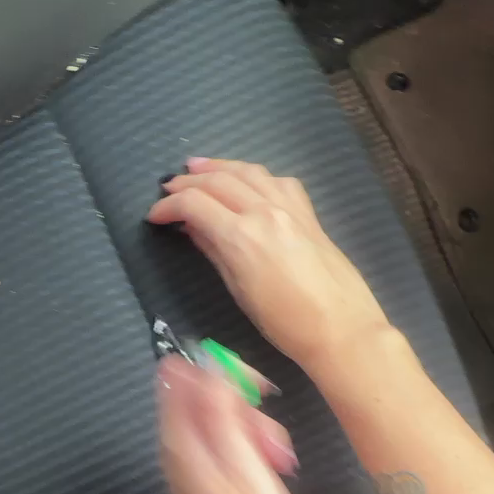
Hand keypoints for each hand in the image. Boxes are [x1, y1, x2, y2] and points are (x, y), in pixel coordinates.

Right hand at [149, 157, 396, 373]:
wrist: (340, 327)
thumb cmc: (284, 323)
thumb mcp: (239, 291)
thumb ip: (215, 253)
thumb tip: (194, 229)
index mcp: (241, 236)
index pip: (195, 205)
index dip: (168, 207)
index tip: (153, 216)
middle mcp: (263, 211)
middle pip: (218, 181)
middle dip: (188, 181)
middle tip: (168, 187)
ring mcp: (288, 208)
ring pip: (247, 172)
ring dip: (218, 167)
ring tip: (198, 167)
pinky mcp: (307, 212)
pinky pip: (276, 181)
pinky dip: (253, 176)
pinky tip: (245, 181)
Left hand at [156, 354, 310, 493]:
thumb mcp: (247, 468)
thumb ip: (224, 413)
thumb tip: (207, 363)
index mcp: (184, 439)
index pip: (185, 372)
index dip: (225, 370)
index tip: (259, 393)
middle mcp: (181, 446)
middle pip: (209, 394)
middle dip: (248, 406)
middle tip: (272, 443)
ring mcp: (195, 464)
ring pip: (225, 420)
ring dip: (258, 431)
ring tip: (279, 465)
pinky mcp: (212, 481)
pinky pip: (231, 445)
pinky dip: (255, 451)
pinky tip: (273, 474)